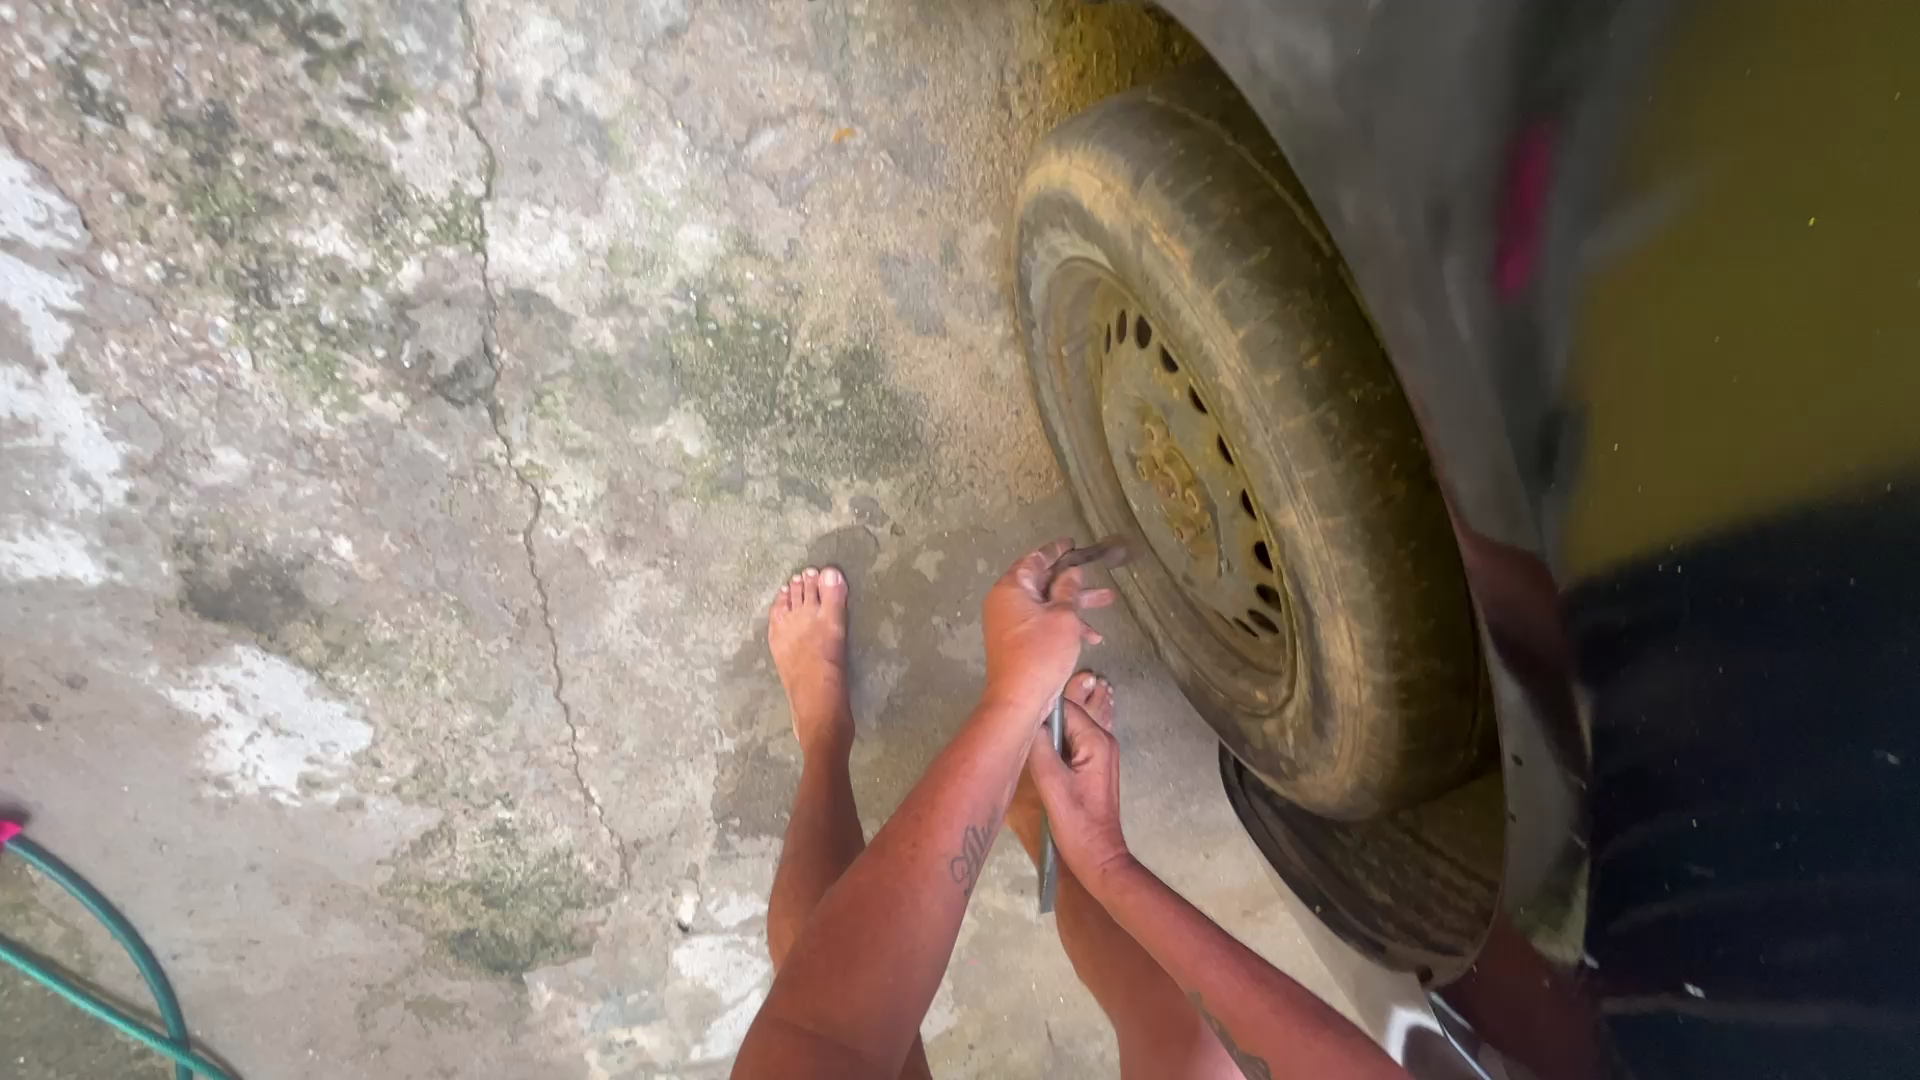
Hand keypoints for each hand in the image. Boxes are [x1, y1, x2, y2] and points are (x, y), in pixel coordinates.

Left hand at [982, 540, 1114, 716]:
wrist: (1019, 699)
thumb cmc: (1040, 654)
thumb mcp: (1063, 616)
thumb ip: (1068, 589)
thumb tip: (1071, 572)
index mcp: (1012, 587)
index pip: (1035, 559)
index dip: (1056, 550)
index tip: (1072, 544)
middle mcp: (1007, 601)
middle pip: (1044, 581)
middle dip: (1074, 580)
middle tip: (1097, 573)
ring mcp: (1011, 622)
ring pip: (1048, 603)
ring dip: (1076, 603)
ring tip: (1107, 601)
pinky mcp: (1017, 640)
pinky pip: (1042, 623)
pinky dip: (1064, 625)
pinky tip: (1092, 637)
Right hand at [1027, 695, 1131, 882]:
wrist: (1098, 857)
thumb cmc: (1077, 824)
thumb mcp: (1052, 784)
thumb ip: (1040, 747)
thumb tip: (1030, 721)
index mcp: (1096, 740)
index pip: (1064, 708)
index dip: (1041, 712)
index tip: (1019, 722)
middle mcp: (1102, 740)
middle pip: (1067, 717)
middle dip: (1044, 725)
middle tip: (1021, 739)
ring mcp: (1100, 752)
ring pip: (1067, 731)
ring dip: (1048, 739)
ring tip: (1028, 751)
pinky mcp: (1093, 764)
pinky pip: (1070, 745)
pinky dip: (1055, 750)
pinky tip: (1041, 764)